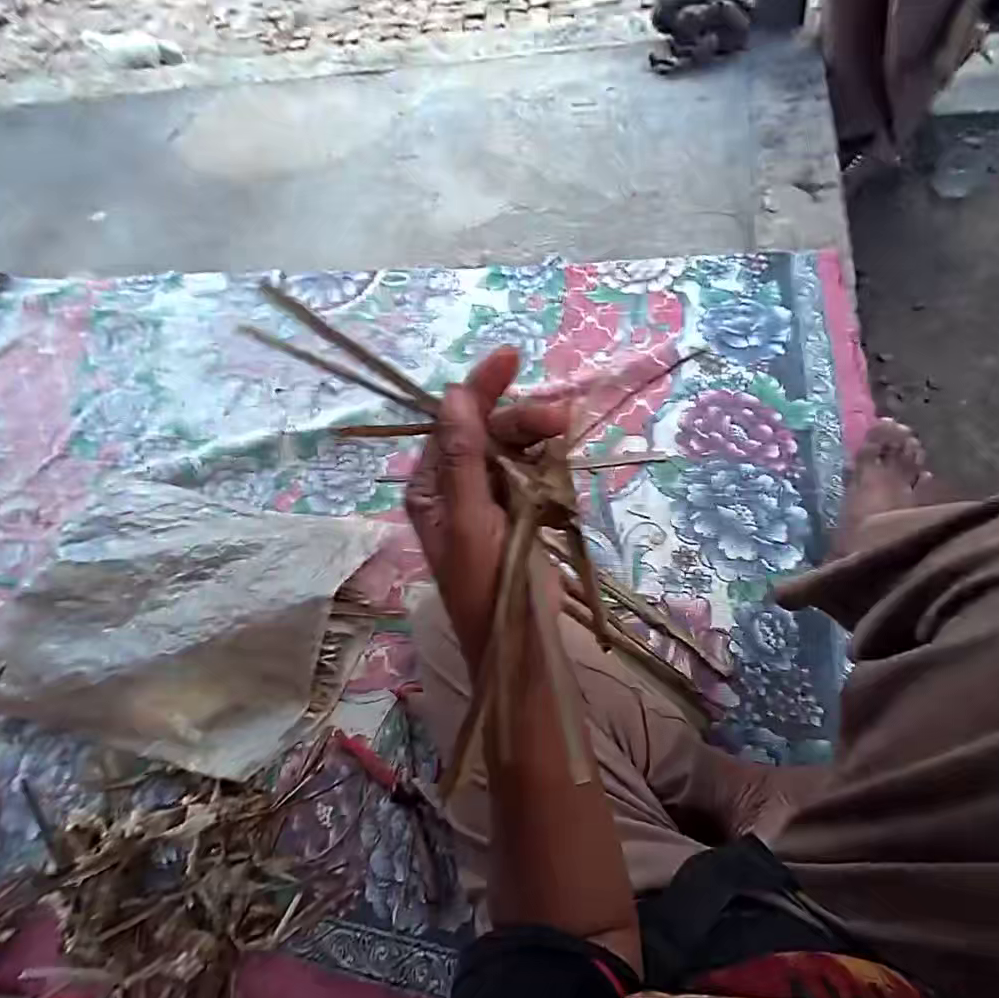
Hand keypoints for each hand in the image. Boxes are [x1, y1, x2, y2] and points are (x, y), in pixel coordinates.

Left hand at [404, 347, 567, 671]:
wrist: (521, 641)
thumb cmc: (486, 584)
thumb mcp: (469, 520)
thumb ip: (463, 459)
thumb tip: (454, 395)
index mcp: (432, 488)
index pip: (452, 424)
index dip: (479, 389)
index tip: (511, 356)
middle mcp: (457, 487)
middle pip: (488, 433)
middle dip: (521, 420)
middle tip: (561, 420)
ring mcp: (491, 499)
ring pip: (515, 450)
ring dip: (539, 438)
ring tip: (566, 437)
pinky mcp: (521, 512)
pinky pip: (534, 473)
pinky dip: (549, 462)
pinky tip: (563, 461)